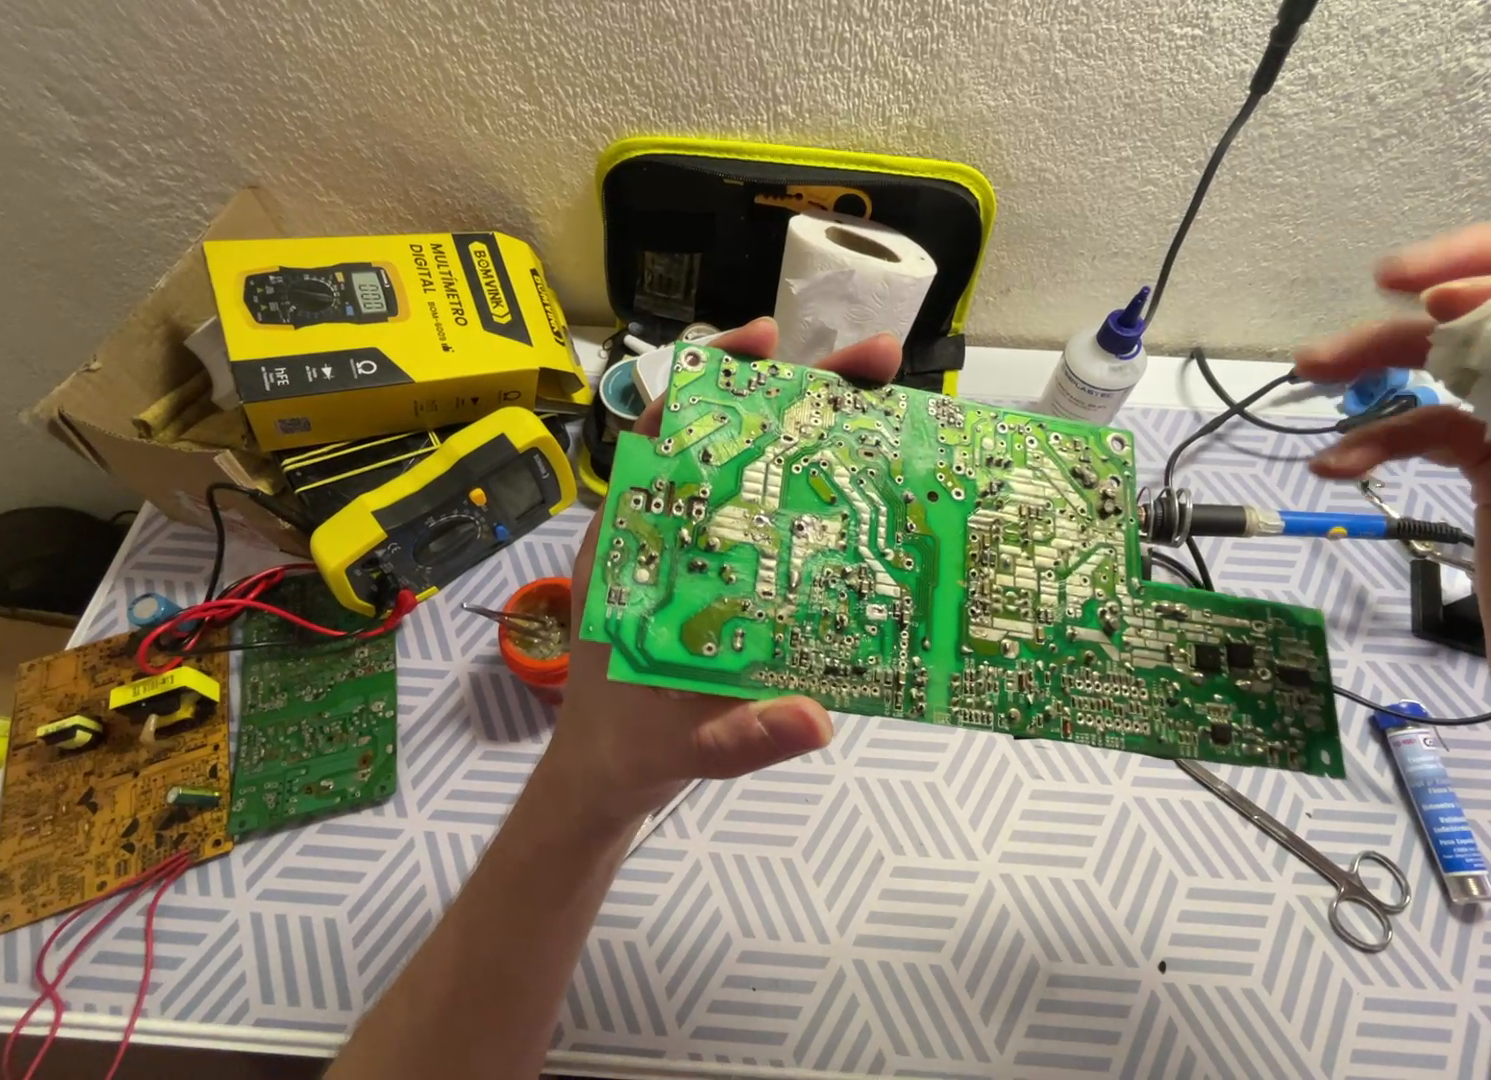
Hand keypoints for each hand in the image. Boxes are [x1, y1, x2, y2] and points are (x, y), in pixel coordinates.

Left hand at [540, 320, 905, 822]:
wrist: (611, 771)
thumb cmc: (629, 748)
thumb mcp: (684, 745)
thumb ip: (741, 737)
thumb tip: (816, 720)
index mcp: (633, 548)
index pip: (662, 436)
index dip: (710, 379)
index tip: (765, 341)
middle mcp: (661, 534)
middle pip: (724, 436)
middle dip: (793, 393)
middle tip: (871, 367)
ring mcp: (693, 552)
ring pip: (748, 469)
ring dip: (810, 431)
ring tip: (879, 406)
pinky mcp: (719, 576)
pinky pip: (763, 515)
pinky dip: (808, 488)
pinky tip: (860, 486)